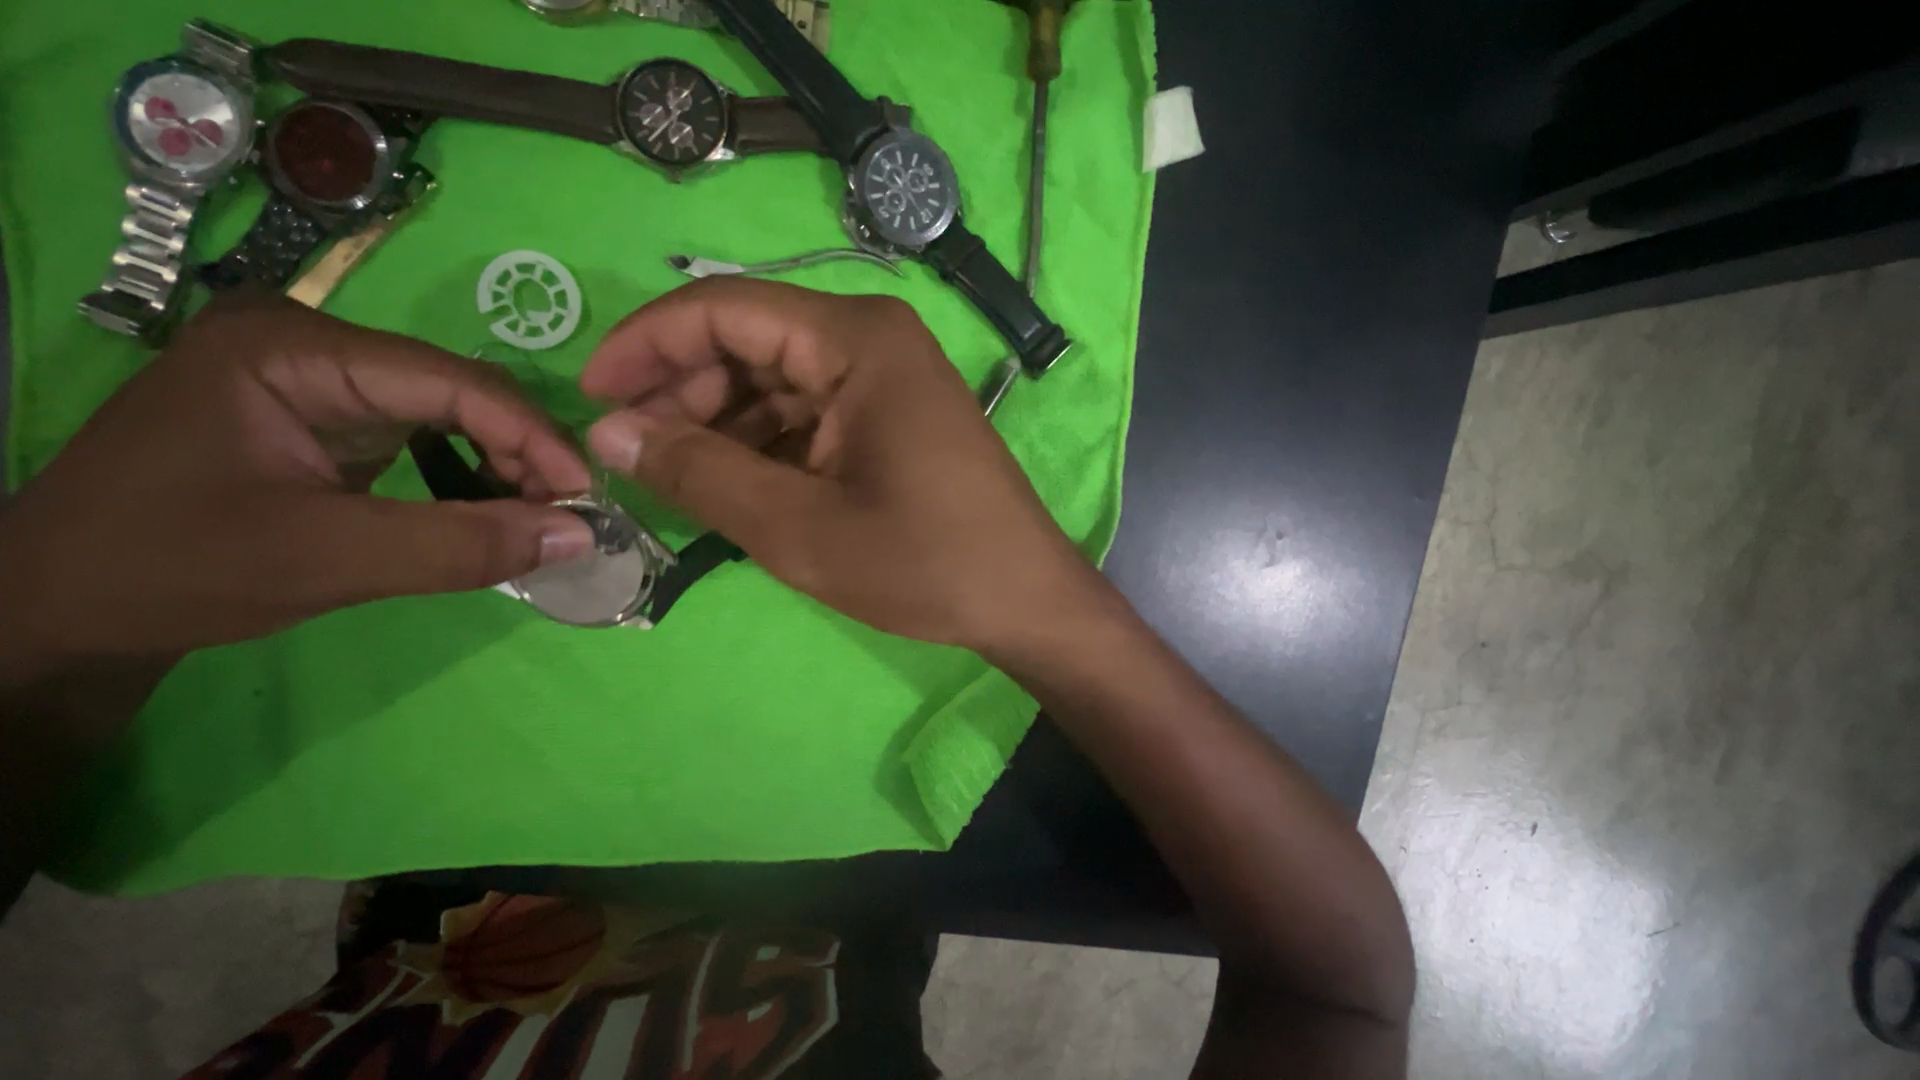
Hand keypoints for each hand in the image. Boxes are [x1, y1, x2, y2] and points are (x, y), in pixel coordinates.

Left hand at [0, 291, 595, 682]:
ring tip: (538, 519)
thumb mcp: (324, 561)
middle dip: (522, 454)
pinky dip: (467, 473)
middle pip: (456, 389)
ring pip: (449, 411)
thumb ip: (457, 546)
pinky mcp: (323, 416)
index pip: (451, 380)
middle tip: (567, 520)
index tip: (587, 501)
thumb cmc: (172, 571)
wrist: (59, 606)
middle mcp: (309, 343)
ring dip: (502, 465)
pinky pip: (423, 434)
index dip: (532, 438)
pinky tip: (492, 508)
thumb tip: (580, 537)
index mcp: (292, 348)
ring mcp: (316, 377)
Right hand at [581, 278, 1108, 649]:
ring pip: (772, 381)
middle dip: (679, 393)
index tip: (591, 398)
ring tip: (670, 479)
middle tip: (627, 455)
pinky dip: (760, 444)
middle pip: (746, 343)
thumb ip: (698, 473)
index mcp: (853, 340)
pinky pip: (805, 412)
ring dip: (716, 425)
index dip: (645, 345)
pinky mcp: (889, 415)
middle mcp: (868, 339)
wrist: (1024, 599)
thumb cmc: (923, 562)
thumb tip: (610, 433)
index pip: (722, 310)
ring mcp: (883, 377)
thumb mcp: (797, 526)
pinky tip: (728, 485)